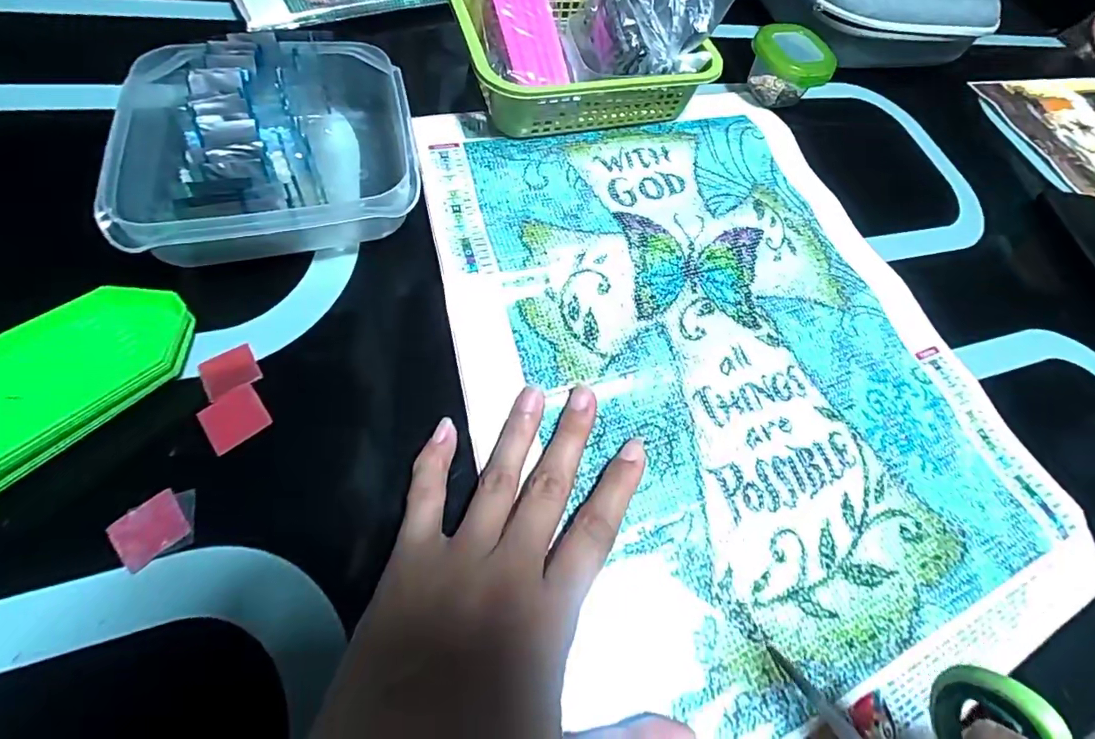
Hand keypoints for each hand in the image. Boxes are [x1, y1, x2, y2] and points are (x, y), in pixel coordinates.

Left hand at [310, 384, 663, 738]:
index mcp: (547, 613)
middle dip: (570, 439)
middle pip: (548, 492)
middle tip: (585, 392)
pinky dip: (431, 464)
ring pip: (496, 484)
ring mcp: (454, 565)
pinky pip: (421, 503)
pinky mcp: (404, 570)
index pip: (594, 534)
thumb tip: (691, 736)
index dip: (618, 488)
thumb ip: (625, 733)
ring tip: (533, 391)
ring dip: (516, 435)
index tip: (635, 445)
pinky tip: (443, 426)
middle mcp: (507, 574)